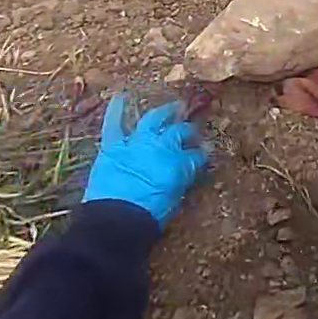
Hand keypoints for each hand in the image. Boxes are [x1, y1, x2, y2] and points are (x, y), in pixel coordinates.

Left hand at [82, 96, 207, 224]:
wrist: (115, 221)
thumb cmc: (149, 216)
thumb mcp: (175, 198)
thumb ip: (184, 179)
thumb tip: (190, 169)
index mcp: (180, 163)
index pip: (197, 154)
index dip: (201, 154)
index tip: (203, 154)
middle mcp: (162, 146)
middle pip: (180, 132)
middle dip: (188, 131)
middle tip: (191, 132)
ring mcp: (137, 143)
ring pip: (154, 120)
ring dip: (165, 112)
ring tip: (173, 106)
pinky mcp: (113, 147)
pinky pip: (114, 124)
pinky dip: (115, 110)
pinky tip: (120, 97)